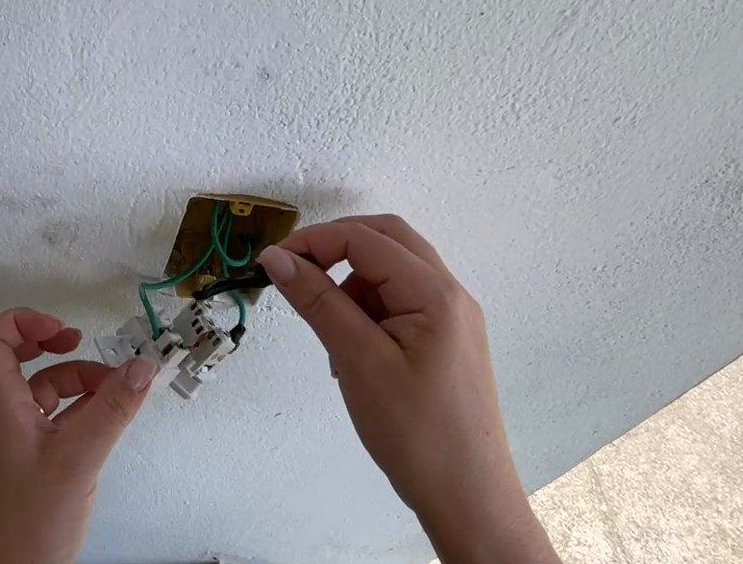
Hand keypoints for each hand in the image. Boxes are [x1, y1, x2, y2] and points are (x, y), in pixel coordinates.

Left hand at [0, 307, 158, 563]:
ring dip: (80, 380)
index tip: (60, 327)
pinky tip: (107, 415)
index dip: (22, 322)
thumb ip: (111, 410)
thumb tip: (139, 368)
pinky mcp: (36, 456)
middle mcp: (6, 414)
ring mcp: (20, 435)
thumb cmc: (27, 527)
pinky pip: (59, 415)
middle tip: (78, 339)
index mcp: (1, 405)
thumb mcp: (78, 459)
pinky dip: (83, 407)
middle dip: (50, 342)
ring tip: (115, 388)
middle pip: (18, 357)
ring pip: (47, 388)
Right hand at [260, 217, 557, 563]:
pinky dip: (366, 310)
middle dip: (336, 247)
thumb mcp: (357, 360)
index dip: (313, 242)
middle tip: (297, 272)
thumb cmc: (417, 434)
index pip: (364, 238)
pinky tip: (352, 353)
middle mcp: (450, 295)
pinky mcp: (444, 340)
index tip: (273, 264)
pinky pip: (397, 301)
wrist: (469, 504)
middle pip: (385, 238)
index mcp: (435, 293)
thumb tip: (276, 257)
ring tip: (331, 337)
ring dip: (351, 284)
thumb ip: (316, 300)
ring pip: (390, 270)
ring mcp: (450, 318)